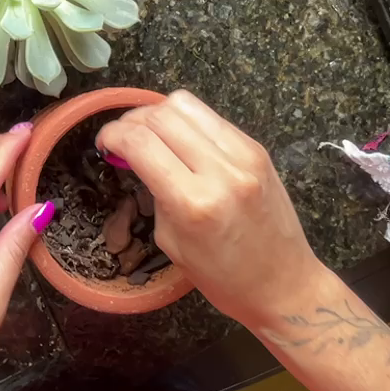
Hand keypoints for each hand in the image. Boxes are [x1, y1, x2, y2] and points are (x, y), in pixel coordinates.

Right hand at [96, 91, 327, 330]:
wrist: (284, 286)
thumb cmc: (222, 277)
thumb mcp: (169, 240)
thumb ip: (154, 190)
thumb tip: (137, 155)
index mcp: (192, 203)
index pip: (140, 143)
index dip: (112, 135)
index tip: (104, 143)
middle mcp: (220, 172)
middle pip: (160, 115)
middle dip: (131, 120)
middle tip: (123, 138)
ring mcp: (243, 155)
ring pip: (185, 104)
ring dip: (157, 113)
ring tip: (150, 133)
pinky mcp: (256, 148)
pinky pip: (210, 116)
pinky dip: (186, 121)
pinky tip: (181, 139)